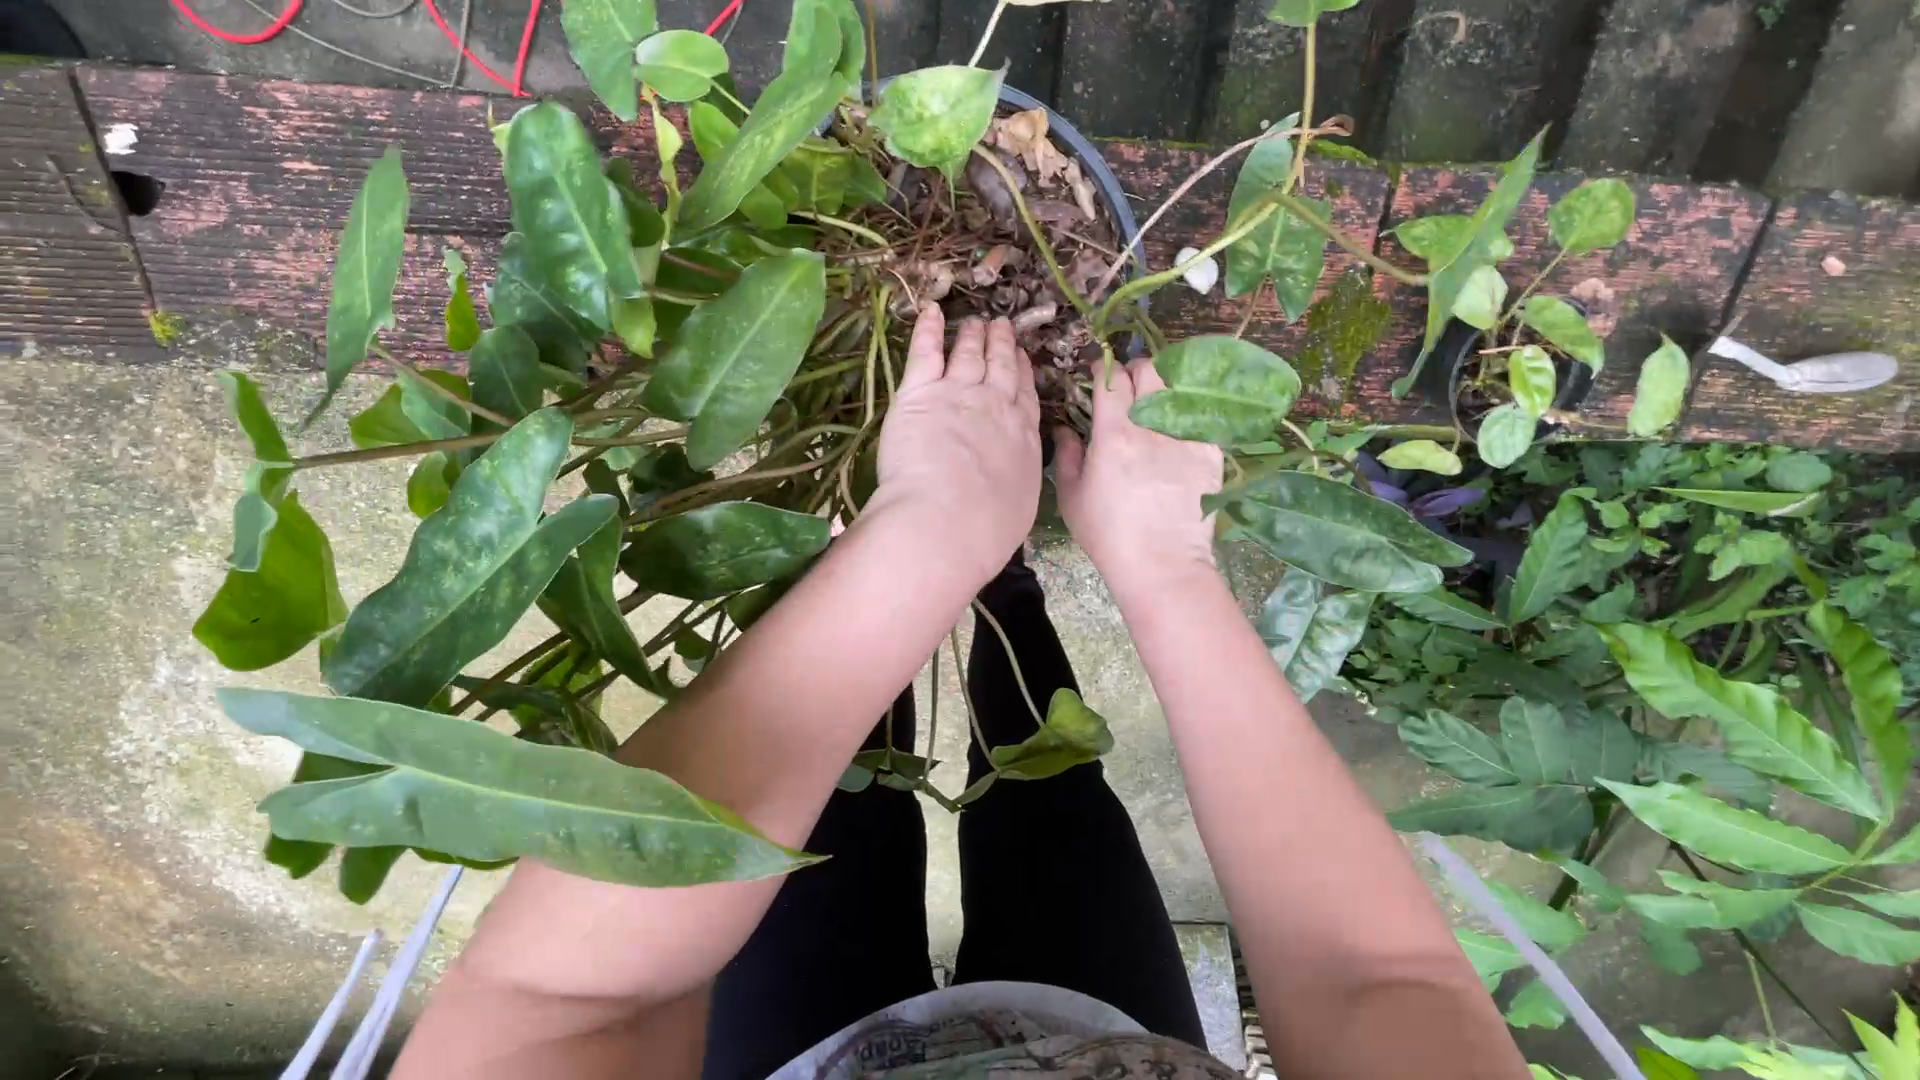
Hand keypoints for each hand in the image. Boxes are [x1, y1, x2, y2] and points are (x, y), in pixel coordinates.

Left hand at [869, 307, 1042, 584]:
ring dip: (972, 335)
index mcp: (1021, 436)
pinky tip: (931, 312)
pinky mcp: (919, 392)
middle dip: (1002, 345)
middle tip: (1001, 327)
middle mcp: (995, 407)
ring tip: (975, 321)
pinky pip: (925, 352)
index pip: (1024, 395)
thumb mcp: (1018, 505)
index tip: (1022, 359)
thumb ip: (1015, 481)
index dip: (1022, 373)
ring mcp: (957, 394)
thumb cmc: (985, 528)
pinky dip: (928, 329)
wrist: (946, 518)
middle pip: (1000, 367)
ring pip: (967, 355)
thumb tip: (1010, 481)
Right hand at [1053, 359, 1223, 604]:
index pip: (1110, 380)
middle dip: (1136, 370)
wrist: (1162, 564)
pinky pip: (1201, 417)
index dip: (1102, 369)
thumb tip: (1065, 429)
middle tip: (1129, 385)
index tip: (1098, 372)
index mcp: (1113, 435)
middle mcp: (1151, 427)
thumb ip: (1067, 456)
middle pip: (1148, 373)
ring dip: (1164, 387)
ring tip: (1157, 401)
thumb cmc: (1108, 535)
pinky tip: (1180, 428)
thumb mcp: (1072, 498)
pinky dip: (1188, 414)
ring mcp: (1185, 437)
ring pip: (1178, 388)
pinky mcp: (1211, 452)